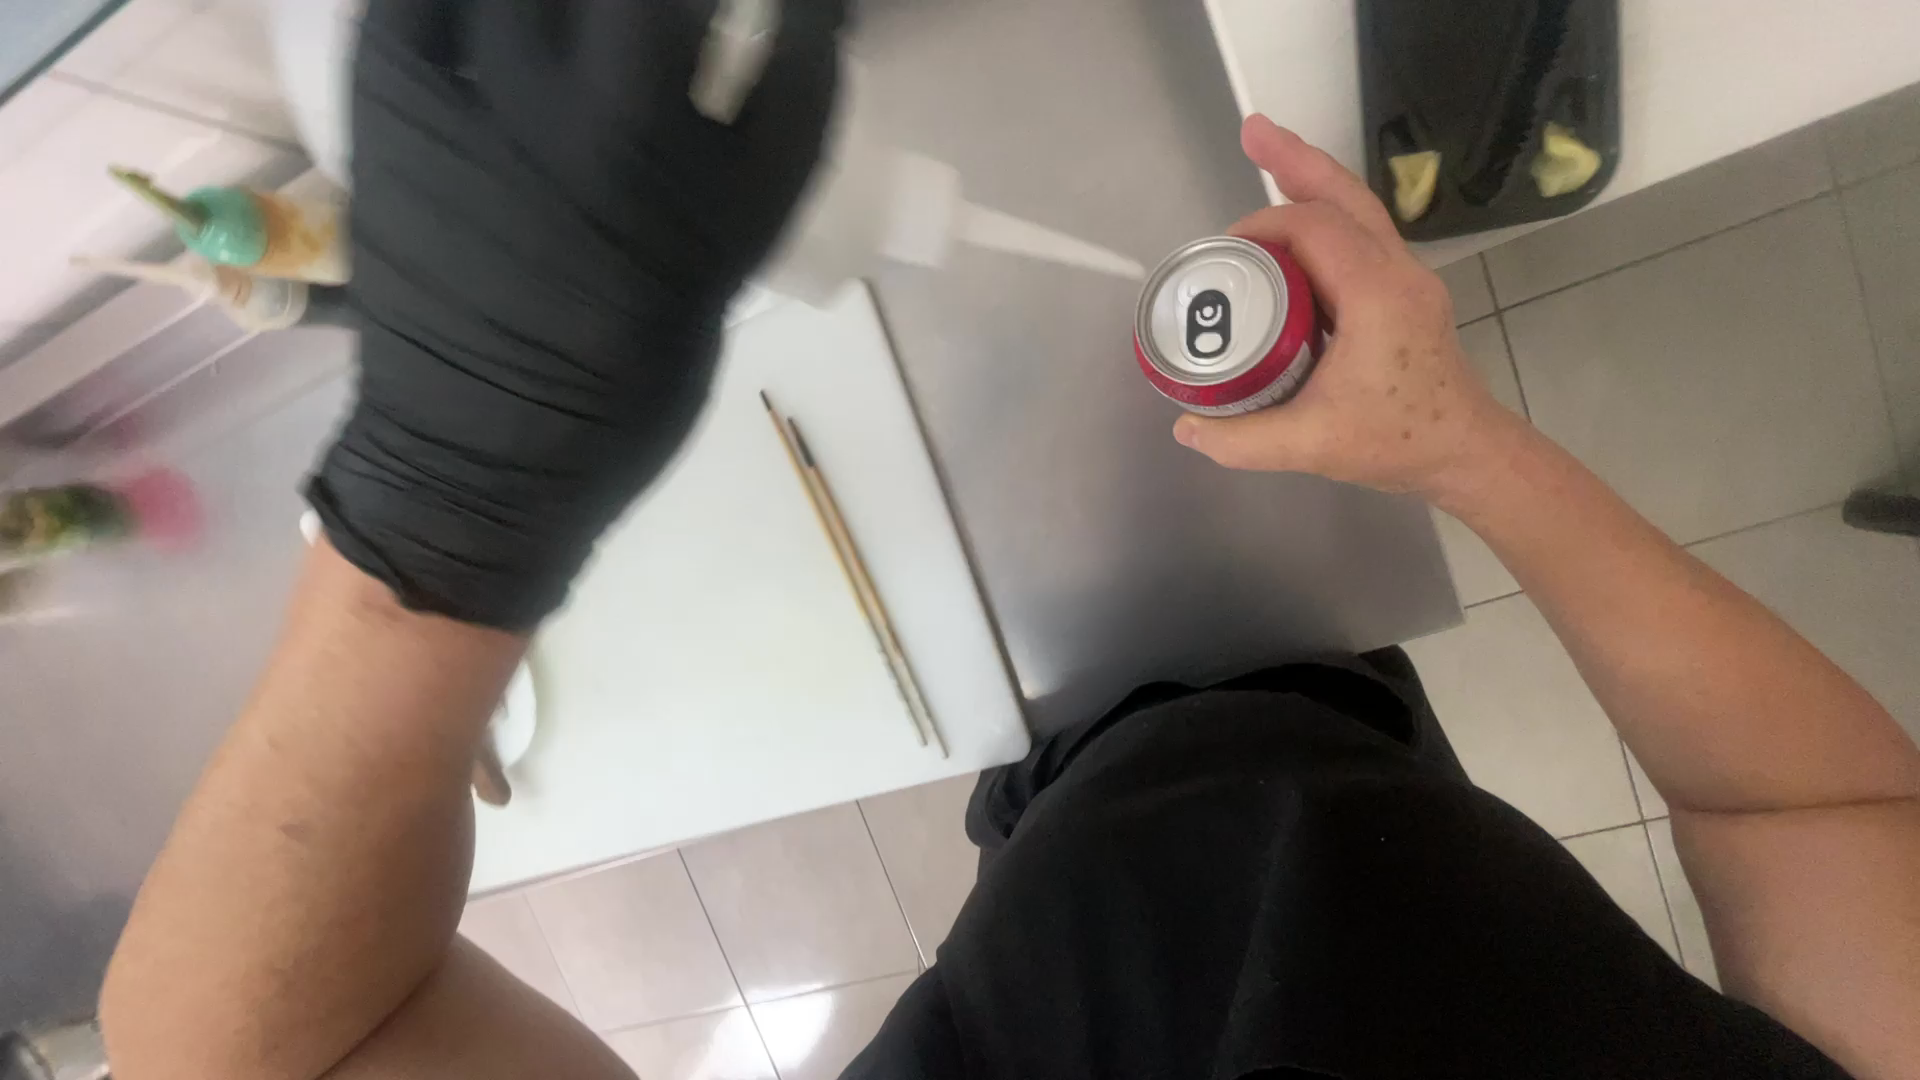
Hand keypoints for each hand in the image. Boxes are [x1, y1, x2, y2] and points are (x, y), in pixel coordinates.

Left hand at [307, 0, 845, 629]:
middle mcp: (632, 142)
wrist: (483, 460)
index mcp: (724, 211)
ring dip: (579, 8)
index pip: (798, 62)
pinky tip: (492, 30)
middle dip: (678, 8)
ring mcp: (510, 110)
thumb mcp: (707, 295)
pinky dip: (471, 4)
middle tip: (660, 28)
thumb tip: (707, 96)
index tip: (795, 15)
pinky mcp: (399, 97)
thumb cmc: (619, 403)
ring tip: (580, 37)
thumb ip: (718, 185)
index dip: (806, 20)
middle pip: (664, 0)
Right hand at [1171, 115, 1523, 500]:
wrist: (1463, 450)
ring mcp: (1405, 279)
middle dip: (1295, 159)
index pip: (1315, 229)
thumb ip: (1239, 440)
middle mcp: (1396, 272)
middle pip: (1344, 195)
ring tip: (1268, 162)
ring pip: (1357, 210)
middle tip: (1251, 131)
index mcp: (1375, 295)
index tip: (1223, 252)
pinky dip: (1323, 223)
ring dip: (1312, 183)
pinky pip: (1359, 240)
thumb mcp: (1307, 446)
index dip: (1264, 226)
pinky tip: (1291, 241)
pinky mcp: (1402, 294)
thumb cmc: (1393, 443)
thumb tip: (1184, 426)